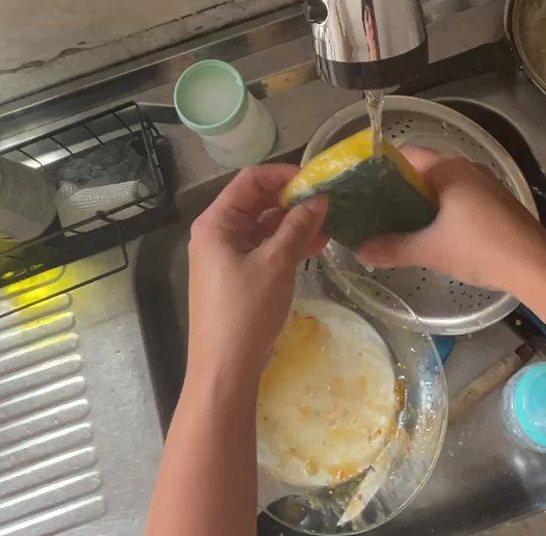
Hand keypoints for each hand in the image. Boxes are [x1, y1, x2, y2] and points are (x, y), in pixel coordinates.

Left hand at [185, 164, 328, 390]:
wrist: (225, 371)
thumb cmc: (245, 311)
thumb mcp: (276, 264)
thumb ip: (298, 227)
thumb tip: (320, 199)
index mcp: (216, 222)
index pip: (250, 181)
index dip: (282, 175)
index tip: (315, 179)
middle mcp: (218, 234)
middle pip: (257, 202)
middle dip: (291, 199)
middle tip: (327, 199)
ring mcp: (227, 256)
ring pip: (264, 227)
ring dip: (294, 223)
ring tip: (329, 220)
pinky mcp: (239, 277)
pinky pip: (265, 249)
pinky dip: (288, 244)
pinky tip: (318, 243)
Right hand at [356, 146, 545, 293]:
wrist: (538, 267)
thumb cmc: (482, 249)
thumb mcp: (432, 250)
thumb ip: (394, 248)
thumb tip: (360, 251)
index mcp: (449, 168)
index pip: (407, 154)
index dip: (384, 167)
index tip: (366, 187)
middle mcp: (467, 167)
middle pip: (424, 168)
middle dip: (401, 186)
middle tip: (378, 208)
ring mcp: (486, 183)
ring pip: (444, 183)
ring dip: (423, 199)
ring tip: (401, 220)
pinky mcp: (497, 201)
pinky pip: (460, 194)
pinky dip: (444, 206)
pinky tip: (437, 230)